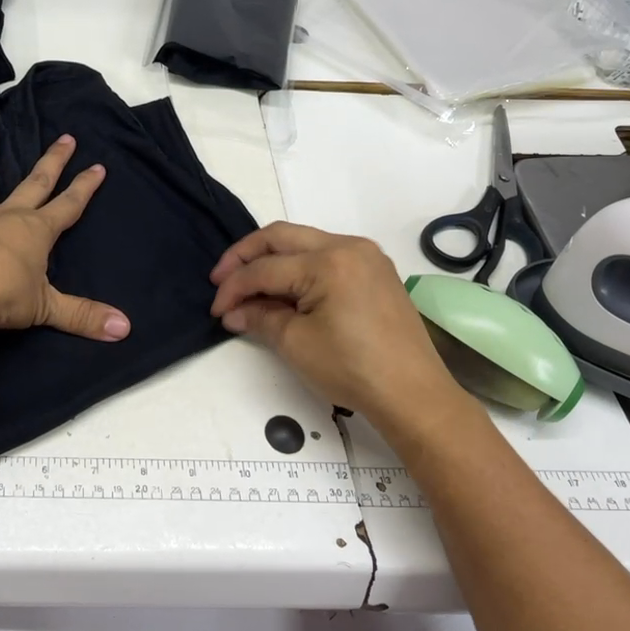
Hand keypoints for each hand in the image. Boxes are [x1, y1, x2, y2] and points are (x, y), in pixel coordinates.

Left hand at [0, 130, 130, 341]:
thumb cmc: (4, 296)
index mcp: (37, 231)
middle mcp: (7, 216)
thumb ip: (84, 316)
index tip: (98, 166)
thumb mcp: (48, 308)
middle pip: (35, 182)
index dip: (85, 187)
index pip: (69, 205)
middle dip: (53, 161)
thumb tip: (124, 329)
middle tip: (65, 137)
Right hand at [209, 222, 456, 415]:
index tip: (216, 310)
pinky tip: (284, 289)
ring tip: (249, 286)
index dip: (234, 288)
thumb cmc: (352, 370)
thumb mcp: (295, 343)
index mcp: (328, 262)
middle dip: (245, 256)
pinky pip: (326, 254)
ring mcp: (366, 256)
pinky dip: (298, 266)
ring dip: (272, 259)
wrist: (413, 394)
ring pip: (304, 242)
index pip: (265, 268)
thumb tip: (233, 312)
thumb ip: (259, 317)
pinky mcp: (375, 271)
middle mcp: (348, 246)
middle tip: (221, 280)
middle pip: (281, 237)